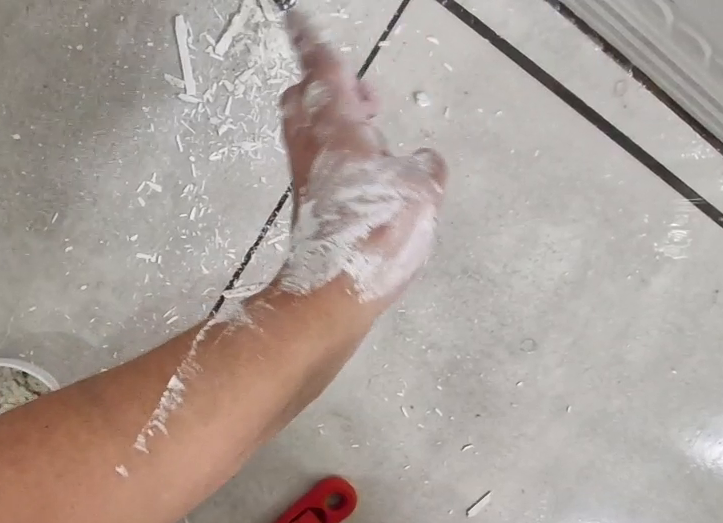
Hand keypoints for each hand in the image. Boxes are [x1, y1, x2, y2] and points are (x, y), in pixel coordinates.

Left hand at [273, 10, 446, 305]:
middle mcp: (314, 151)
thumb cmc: (376, 234)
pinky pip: (320, 171)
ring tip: (376, 143)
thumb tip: (420, 164)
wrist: (334, 296)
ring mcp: (307, 184)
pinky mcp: (309, 213)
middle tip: (365, 101)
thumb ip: (425, 169)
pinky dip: (340, 163)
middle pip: (302, 102)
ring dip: (336, 128)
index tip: (297, 22)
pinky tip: (369, 184)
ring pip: (309, 137)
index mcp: (338, 129)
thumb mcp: (422, 192)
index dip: (312, 45)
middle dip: (325, 89)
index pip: (323, 72)